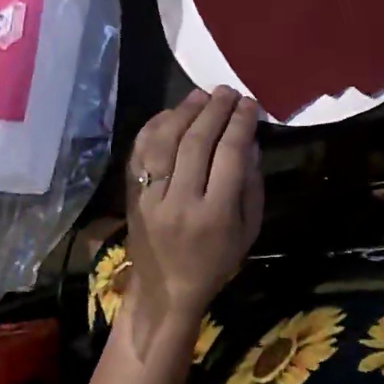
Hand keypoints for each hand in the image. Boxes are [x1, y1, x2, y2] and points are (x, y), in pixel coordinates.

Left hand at [125, 87, 262, 319]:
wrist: (165, 291)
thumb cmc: (216, 261)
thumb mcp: (248, 230)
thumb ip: (251, 185)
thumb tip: (249, 141)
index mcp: (215, 215)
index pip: (229, 156)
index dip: (240, 124)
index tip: (249, 103)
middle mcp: (180, 202)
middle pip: (196, 143)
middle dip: (214, 111)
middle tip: (228, 91)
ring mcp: (151, 197)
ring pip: (164, 142)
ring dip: (184, 112)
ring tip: (202, 94)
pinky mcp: (132, 195)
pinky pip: (140, 152)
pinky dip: (154, 127)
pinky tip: (171, 113)